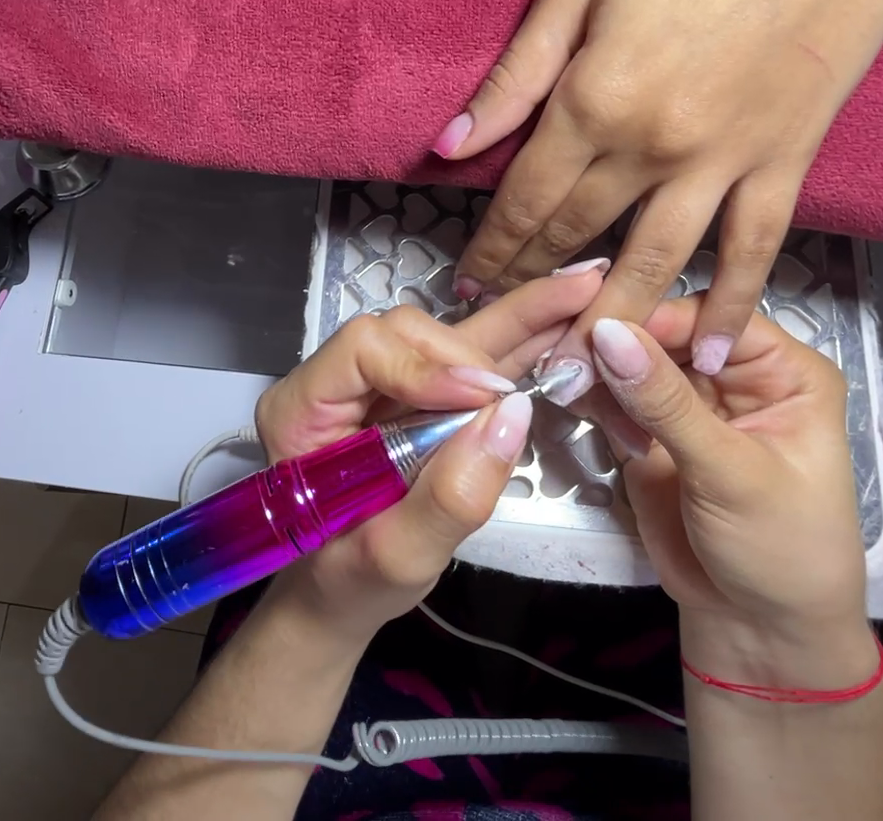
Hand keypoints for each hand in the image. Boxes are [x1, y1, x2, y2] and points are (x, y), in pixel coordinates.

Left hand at [252, 269, 607, 641]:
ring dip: (508, 323)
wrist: (342, 591)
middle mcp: (333, 381)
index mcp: (301, 410)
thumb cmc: (352, 582)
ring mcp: (375, 382)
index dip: (425, 365)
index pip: (362, 349)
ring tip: (581, 290)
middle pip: (402, 333)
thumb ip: (449, 496)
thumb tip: (511, 415)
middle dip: (465, 356)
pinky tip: (566, 312)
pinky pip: (462, 359)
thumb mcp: (399, 557)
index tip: (483, 398)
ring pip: (439, 335)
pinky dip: (513, 341)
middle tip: (512, 394)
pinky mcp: (412, 392)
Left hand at [441, 0, 882, 402]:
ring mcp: (724, 162)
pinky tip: (702, 354)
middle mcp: (651, 148)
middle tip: (505, 333)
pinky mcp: (787, 162)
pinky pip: (755, 249)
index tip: (469, 286)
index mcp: (592, 101)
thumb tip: (449, 147)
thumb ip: (514, 78)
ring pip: (653, 263)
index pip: (524, 200)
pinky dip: (728, 304)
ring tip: (574, 372)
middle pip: (575, 237)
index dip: (492, 250)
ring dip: (607, 322)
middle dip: (531, 288)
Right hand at [584, 296, 869, 680]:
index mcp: (780, 369)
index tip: (594, 326)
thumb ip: (665, 403)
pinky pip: (610, 396)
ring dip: (594, 368)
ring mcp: (684, 402)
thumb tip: (606, 331)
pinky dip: (588, 394)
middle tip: (565, 353)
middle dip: (614, 341)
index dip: (652, 316)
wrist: (754, 625)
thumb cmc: (780, 548)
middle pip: (662, 332)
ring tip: (562, 378)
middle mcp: (730, 374)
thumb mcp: (731, 472)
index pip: (707, 317)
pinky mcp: (646, 430)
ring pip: (629, 360)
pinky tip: (568, 396)